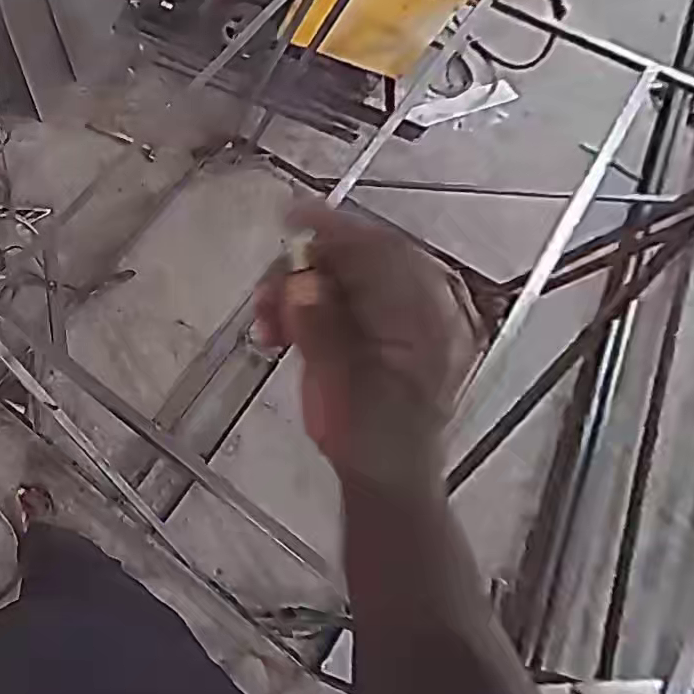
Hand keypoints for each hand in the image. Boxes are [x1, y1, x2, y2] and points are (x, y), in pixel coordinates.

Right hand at [253, 202, 483, 477]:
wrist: (388, 479)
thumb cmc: (369, 441)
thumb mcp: (340, 388)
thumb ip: (320, 331)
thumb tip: (299, 282)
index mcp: (427, 323)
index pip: (384, 256)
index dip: (336, 230)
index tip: (292, 214)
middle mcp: (427, 310)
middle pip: (364, 261)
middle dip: (306, 268)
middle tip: (266, 292)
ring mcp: (409, 319)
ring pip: (350, 278)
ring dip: (302, 289)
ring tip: (267, 317)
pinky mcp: (388, 329)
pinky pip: (347, 297)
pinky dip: (311, 304)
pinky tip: (284, 324)